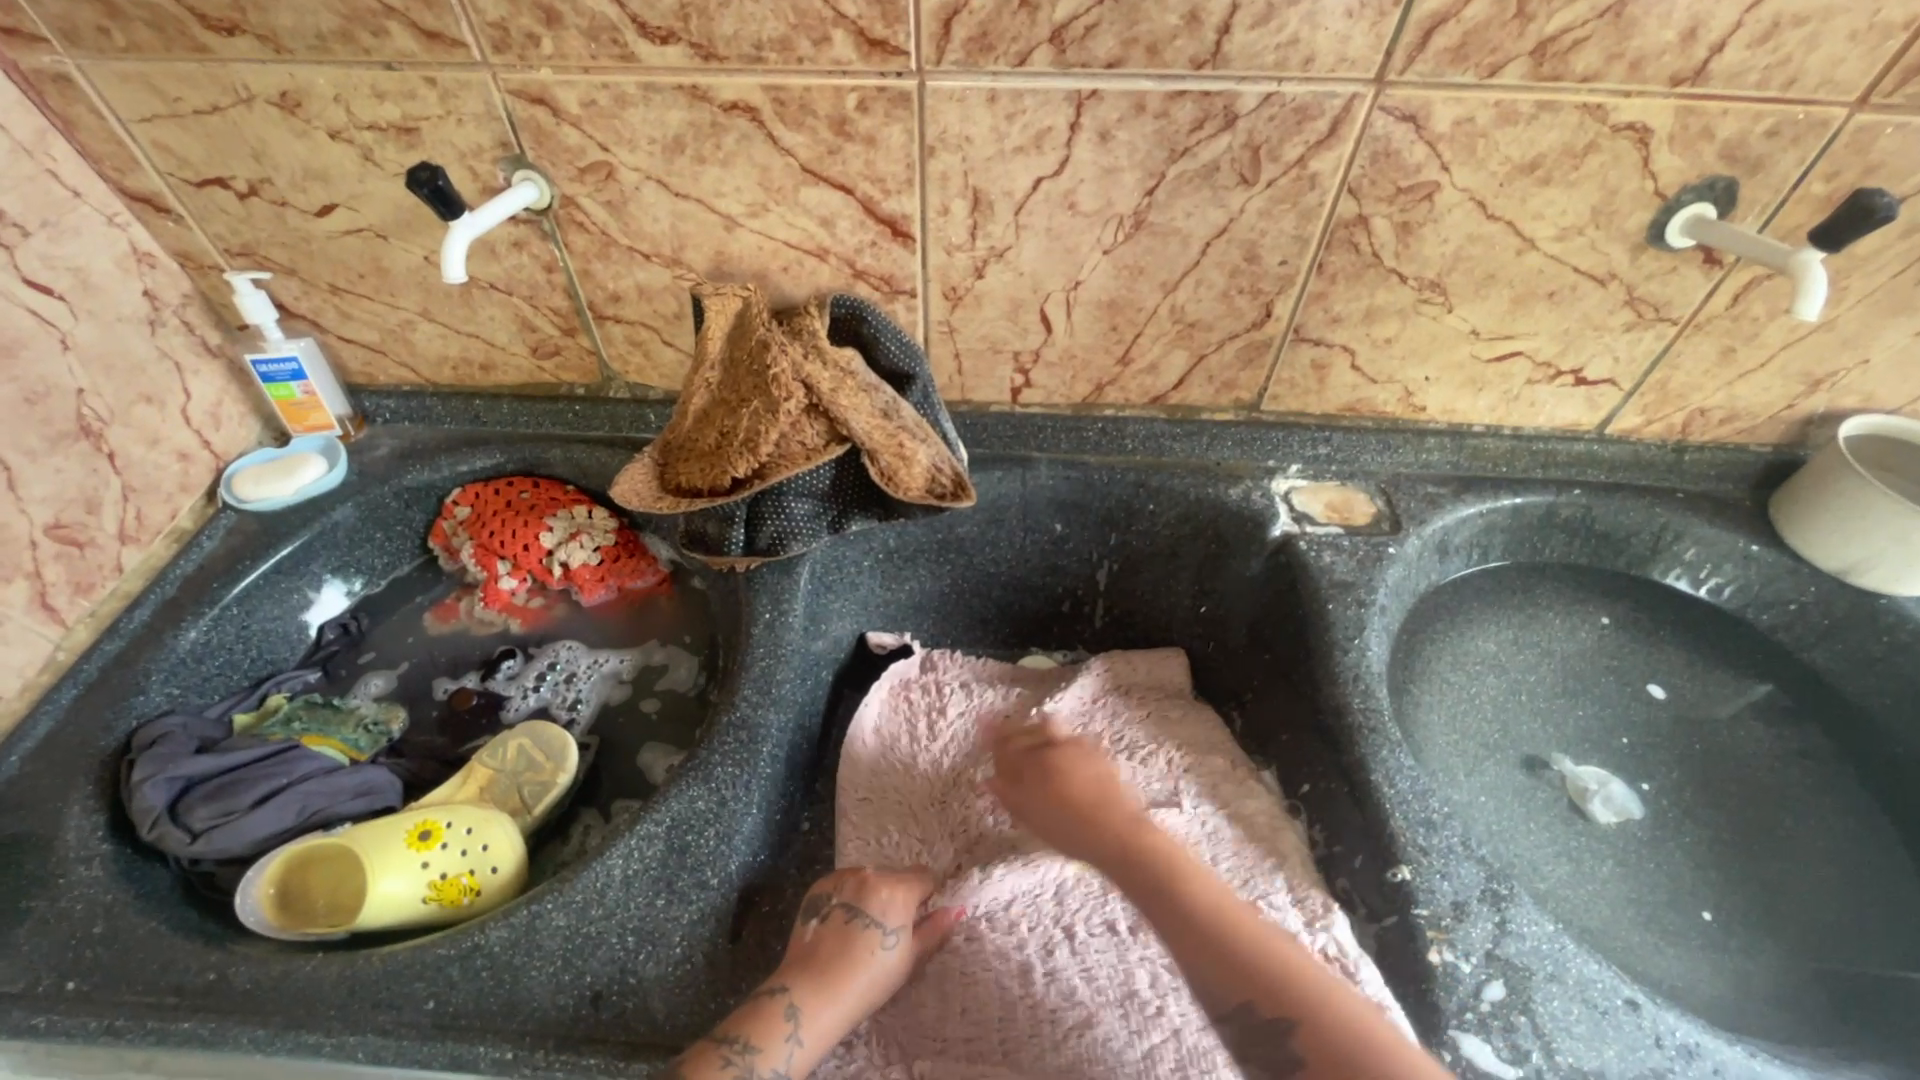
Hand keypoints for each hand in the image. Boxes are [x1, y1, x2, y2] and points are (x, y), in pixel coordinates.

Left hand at [775, 867, 962, 1031]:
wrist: (813, 992)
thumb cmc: (869, 980)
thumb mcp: (910, 959)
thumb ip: (935, 929)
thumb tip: (956, 909)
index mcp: (897, 889)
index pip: (925, 877)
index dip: (926, 898)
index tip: (916, 921)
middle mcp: (870, 874)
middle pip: (896, 876)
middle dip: (898, 896)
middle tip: (887, 931)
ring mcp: (841, 877)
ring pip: (869, 879)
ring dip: (872, 895)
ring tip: (861, 930)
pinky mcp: (819, 886)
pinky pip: (844, 884)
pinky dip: (848, 898)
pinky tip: (840, 926)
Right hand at [985, 710, 1156, 871]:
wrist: (1118, 832)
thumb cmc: (1068, 829)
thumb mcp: (1030, 816)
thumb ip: (1008, 794)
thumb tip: (989, 779)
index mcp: (1034, 761)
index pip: (1007, 742)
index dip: (993, 735)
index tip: (983, 725)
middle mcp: (1055, 746)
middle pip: (1029, 728)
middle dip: (1015, 728)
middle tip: (1005, 731)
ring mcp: (1080, 746)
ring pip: (1052, 729)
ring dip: (1038, 729)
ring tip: (1033, 738)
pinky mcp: (1099, 753)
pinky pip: (1071, 738)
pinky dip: (1060, 740)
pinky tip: (1061, 754)